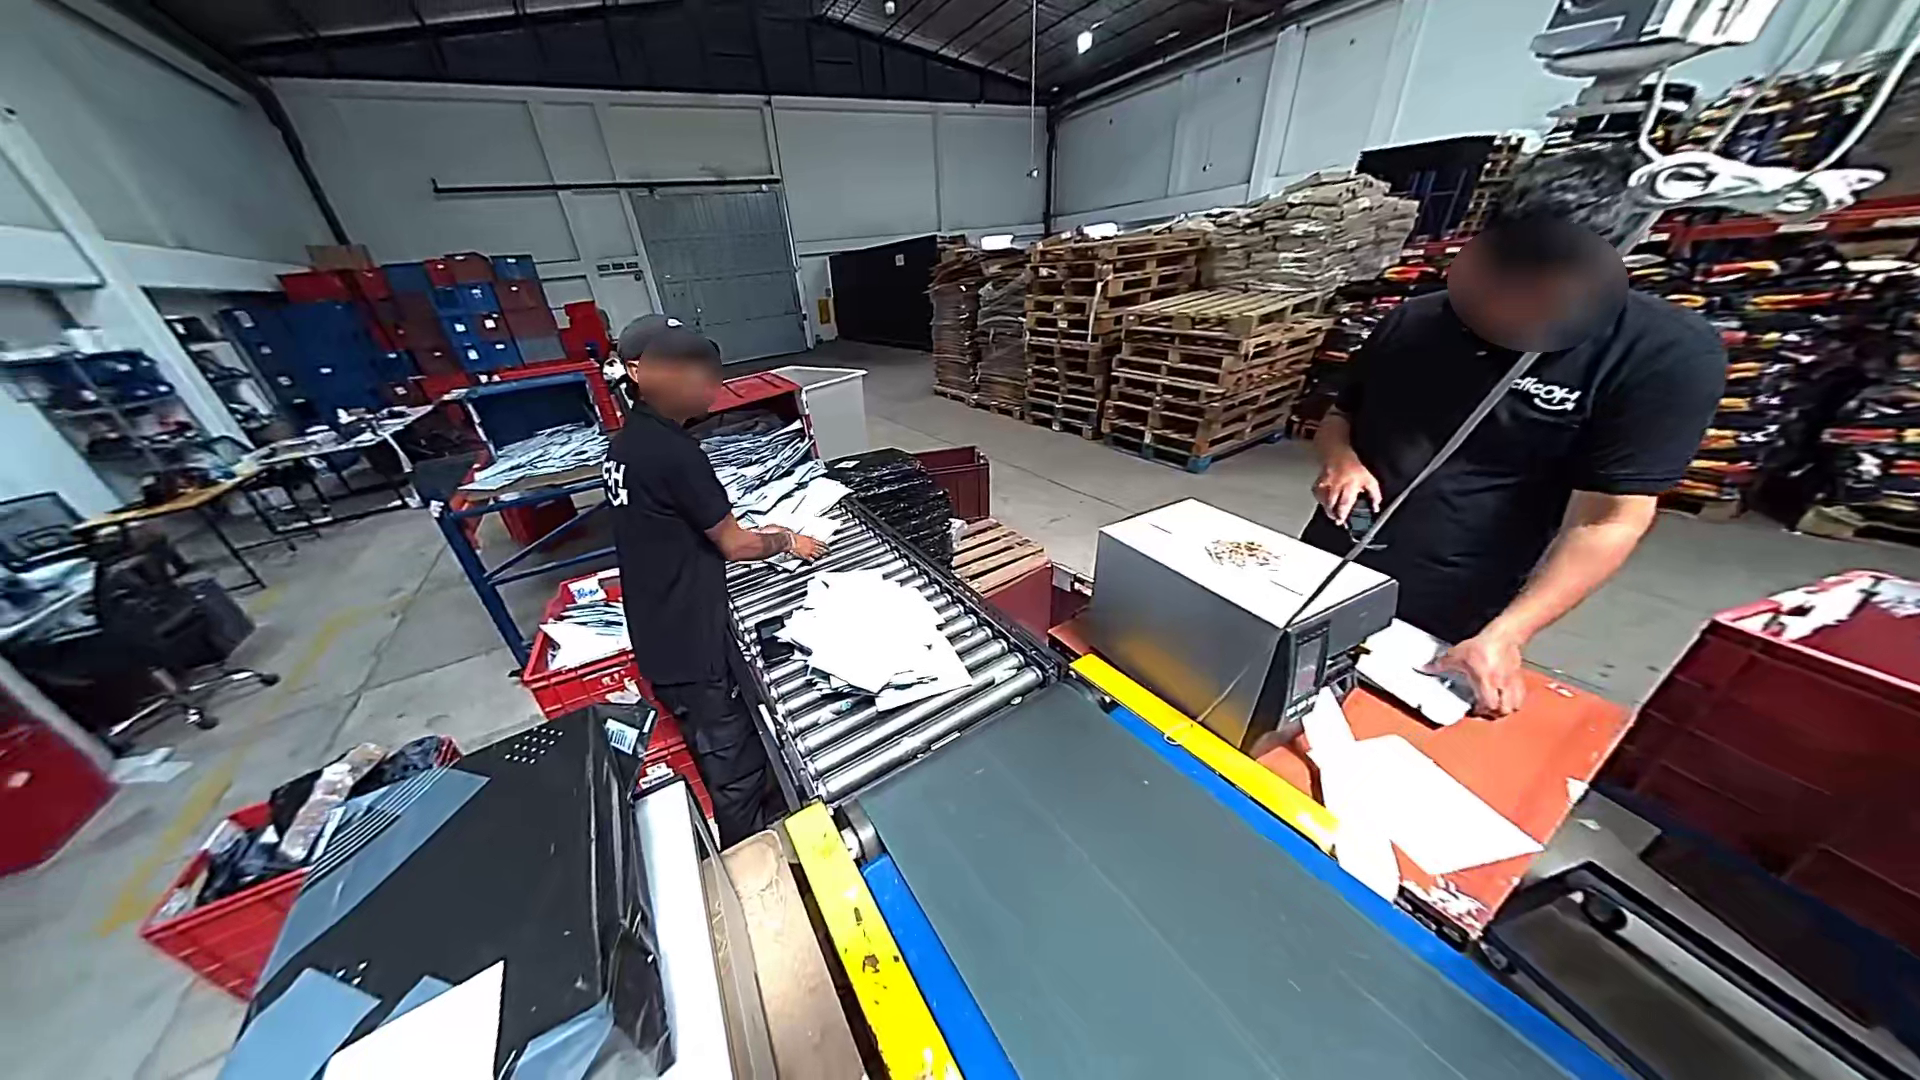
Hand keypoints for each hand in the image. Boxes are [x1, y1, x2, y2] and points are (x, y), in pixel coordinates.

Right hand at [789, 533, 824, 559]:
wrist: (791, 541)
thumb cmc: (795, 537)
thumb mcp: (804, 536)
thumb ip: (809, 538)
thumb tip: (812, 537)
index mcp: (812, 540)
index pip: (821, 543)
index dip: (825, 545)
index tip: (827, 547)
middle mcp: (812, 546)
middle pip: (821, 549)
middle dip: (825, 551)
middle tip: (828, 552)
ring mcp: (809, 551)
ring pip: (818, 554)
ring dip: (821, 556)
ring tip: (823, 557)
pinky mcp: (805, 556)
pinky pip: (811, 559)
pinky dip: (813, 560)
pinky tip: (815, 560)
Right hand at [1313, 452, 1382, 525]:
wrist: (1338, 454)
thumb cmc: (1355, 468)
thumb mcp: (1369, 480)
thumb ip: (1374, 494)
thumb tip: (1375, 508)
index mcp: (1351, 485)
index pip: (1345, 503)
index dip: (1343, 513)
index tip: (1342, 521)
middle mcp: (1337, 485)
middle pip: (1331, 503)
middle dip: (1333, 514)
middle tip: (1335, 520)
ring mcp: (1326, 483)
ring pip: (1323, 500)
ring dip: (1326, 508)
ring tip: (1330, 513)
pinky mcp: (1318, 482)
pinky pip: (1317, 494)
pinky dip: (1319, 499)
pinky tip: (1323, 502)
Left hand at [1423, 631, 1525, 718]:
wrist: (1502, 637)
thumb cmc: (1479, 646)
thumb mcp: (1456, 655)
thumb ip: (1440, 664)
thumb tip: (1424, 668)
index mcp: (1486, 681)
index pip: (1489, 704)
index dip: (1481, 711)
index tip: (1472, 711)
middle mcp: (1502, 685)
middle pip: (1505, 709)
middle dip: (1494, 713)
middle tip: (1484, 711)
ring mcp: (1513, 683)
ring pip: (1516, 705)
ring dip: (1506, 709)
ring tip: (1495, 707)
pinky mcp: (1520, 678)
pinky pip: (1521, 696)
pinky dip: (1514, 701)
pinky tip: (1505, 698)